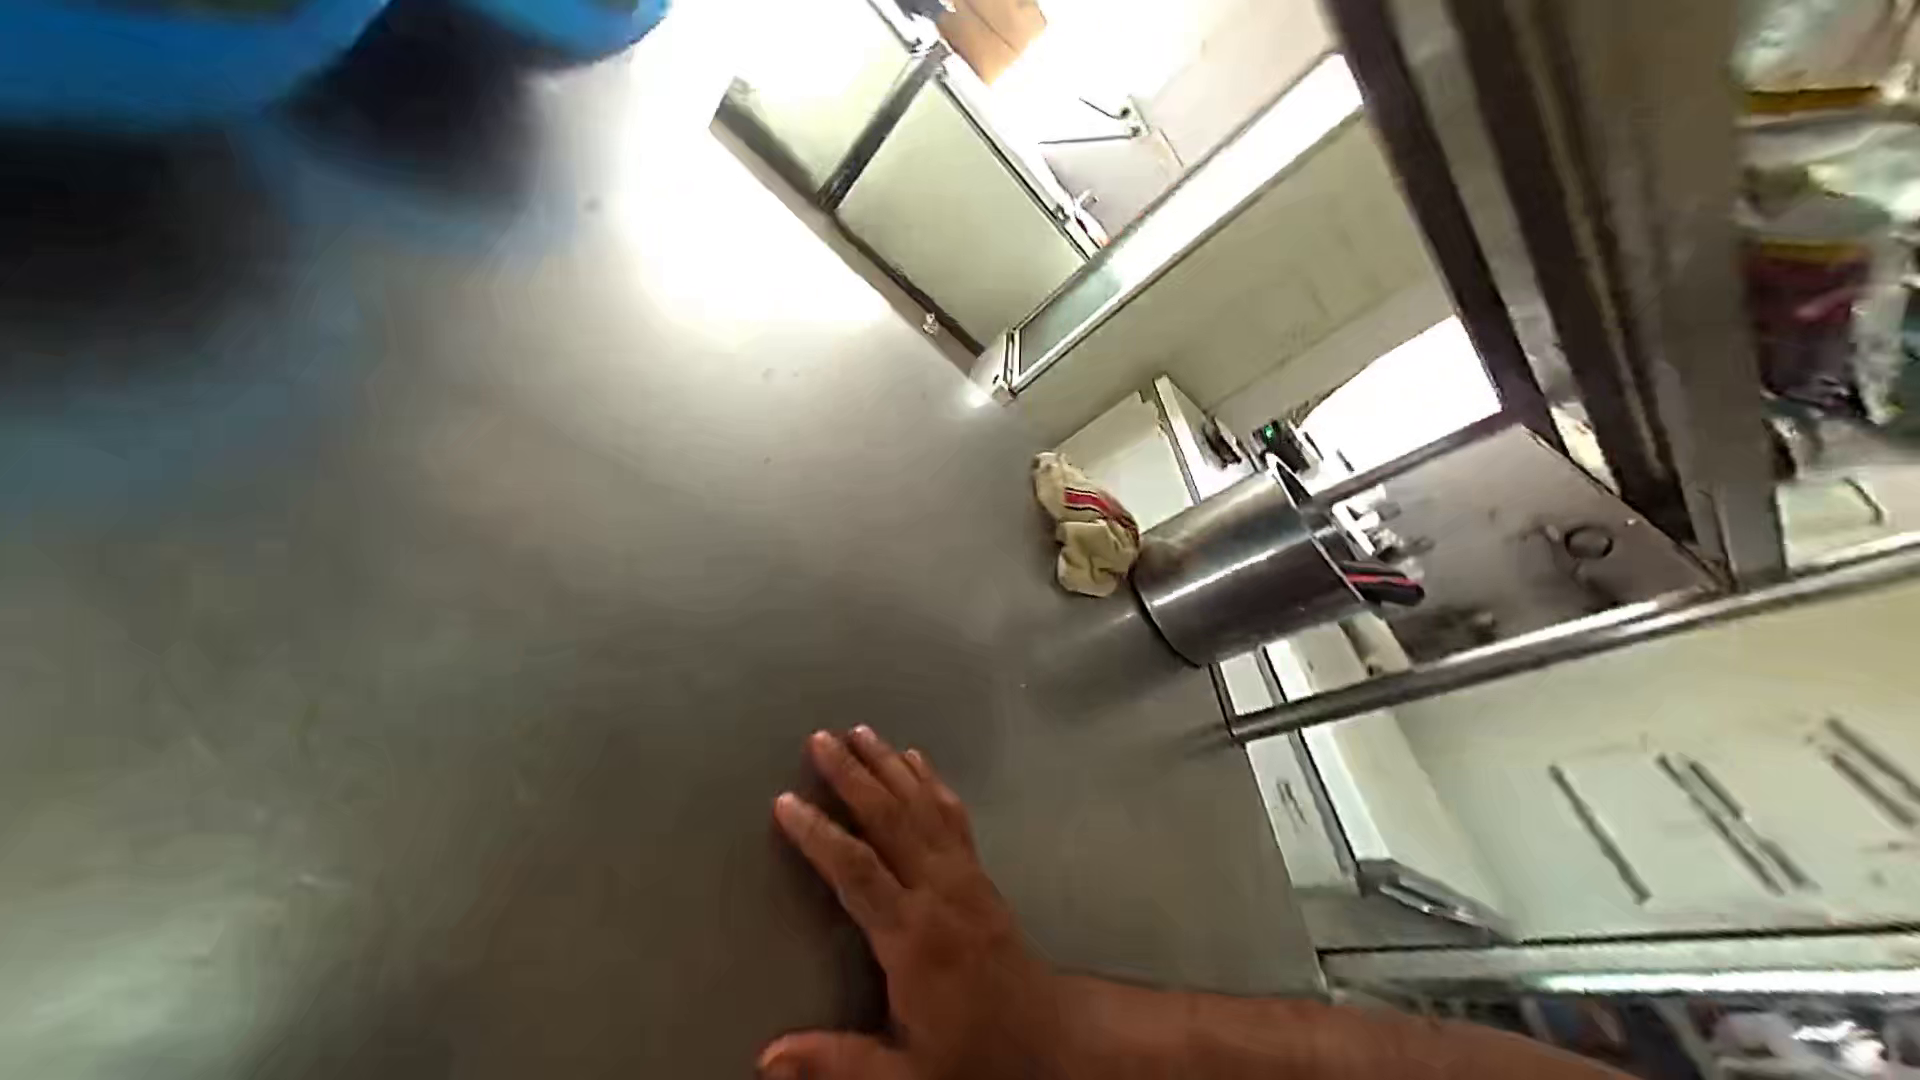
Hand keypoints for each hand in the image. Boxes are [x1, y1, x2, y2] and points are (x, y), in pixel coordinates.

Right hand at [760, 728, 1064, 1079]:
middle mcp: (938, 889)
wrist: (1049, 1039)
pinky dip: (931, 779)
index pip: (856, 870)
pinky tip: (915, 756)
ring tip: (859, 731)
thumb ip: (836, 1063)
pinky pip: (952, 812)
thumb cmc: (970, 1054)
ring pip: (921, 804)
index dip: (819, 833)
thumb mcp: (905, 1077)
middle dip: (853, 775)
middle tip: (820, 739)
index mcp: (912, 936)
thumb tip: (765, 1057)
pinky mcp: (978, 867)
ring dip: (888, 764)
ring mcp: (963, 872)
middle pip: (889, 817)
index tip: (787, 800)